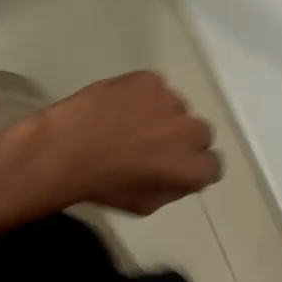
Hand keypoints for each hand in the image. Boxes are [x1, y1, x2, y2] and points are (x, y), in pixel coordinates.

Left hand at [20, 71, 222, 215]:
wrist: (69, 146)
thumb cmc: (105, 183)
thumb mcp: (145, 204)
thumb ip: (174, 186)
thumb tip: (182, 172)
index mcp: (191, 168)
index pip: (212, 164)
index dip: (193, 165)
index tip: (175, 165)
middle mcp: (188, 131)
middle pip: (199, 132)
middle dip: (182, 138)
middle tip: (154, 142)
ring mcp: (169, 99)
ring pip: (176, 107)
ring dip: (162, 114)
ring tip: (131, 122)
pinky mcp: (149, 78)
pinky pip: (155, 86)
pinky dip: (143, 94)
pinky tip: (121, 105)